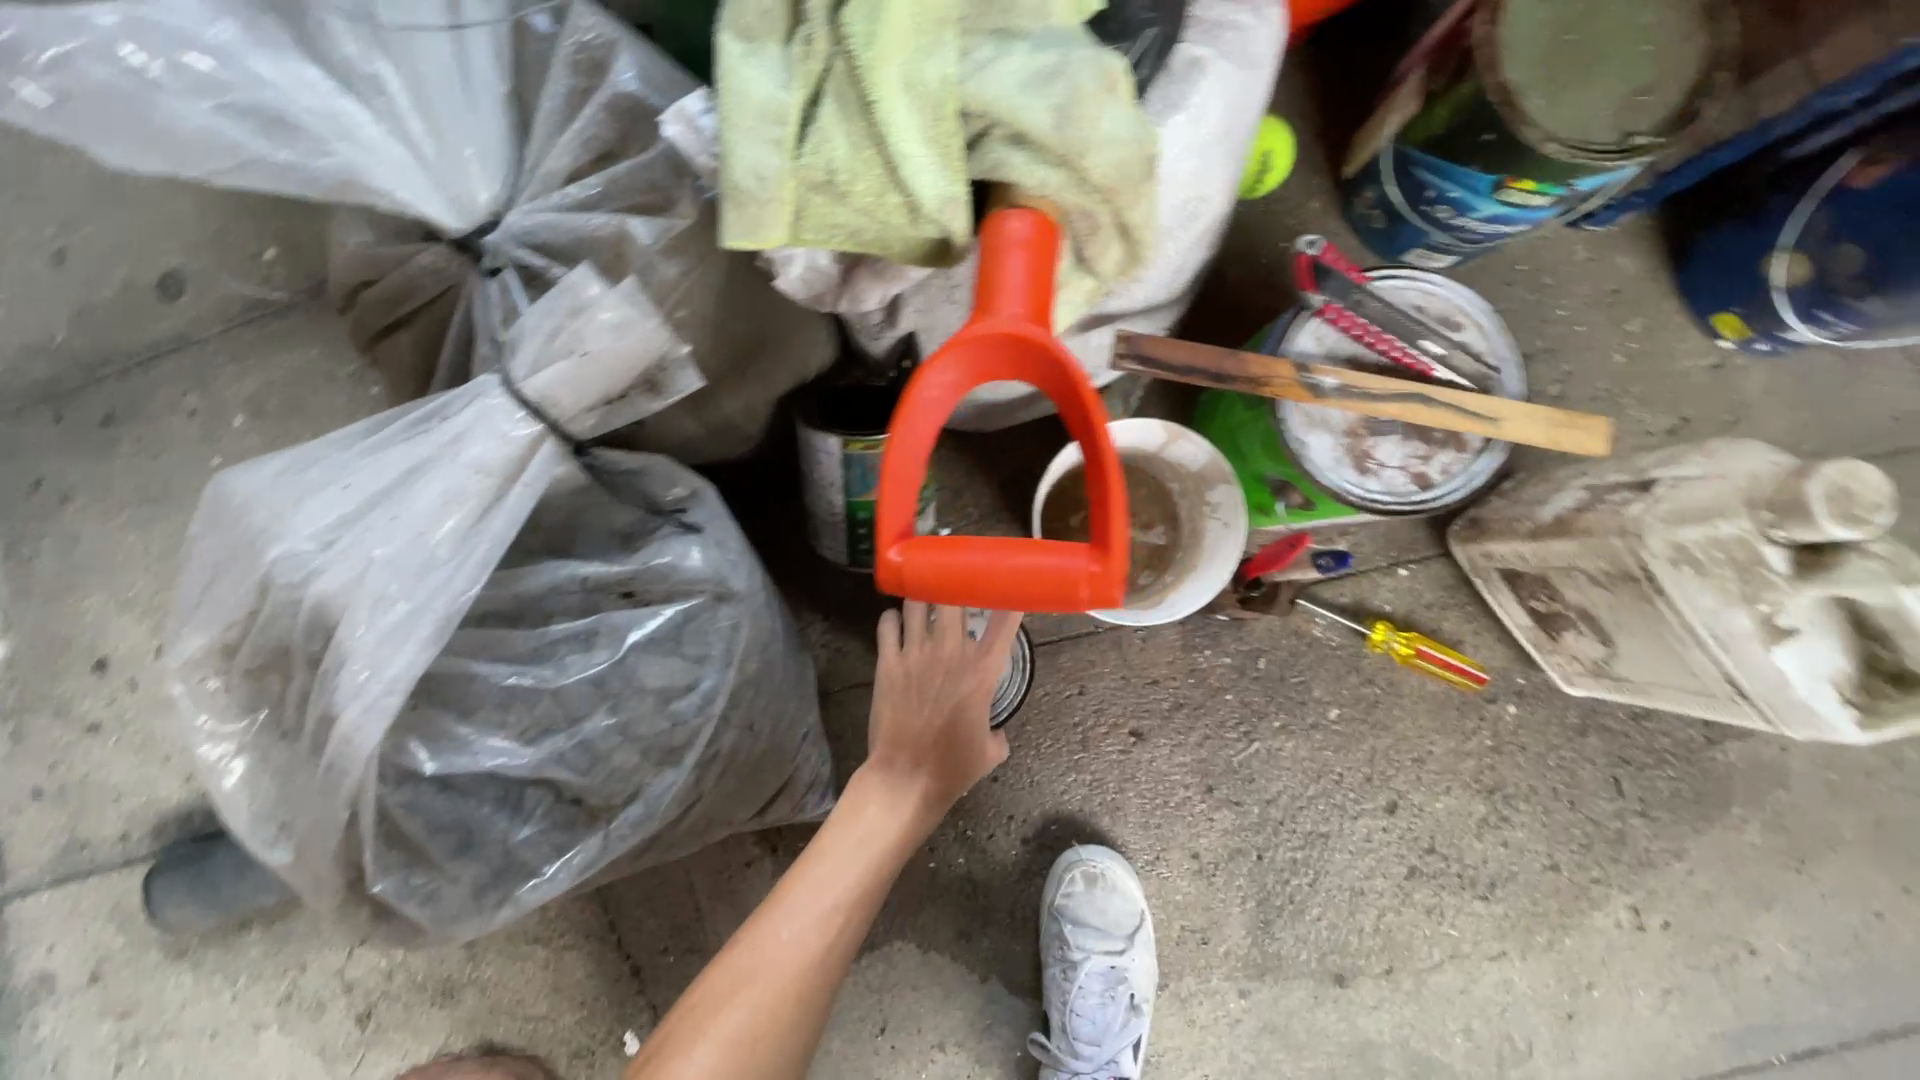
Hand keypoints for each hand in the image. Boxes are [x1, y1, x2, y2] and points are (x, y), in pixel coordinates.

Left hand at [860, 601, 1022, 820]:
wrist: (906, 776)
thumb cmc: (952, 767)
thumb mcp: (990, 752)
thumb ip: (998, 734)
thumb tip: (996, 732)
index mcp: (982, 671)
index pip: (1005, 622)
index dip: (1010, 599)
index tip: (1010, 590)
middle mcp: (950, 653)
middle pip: (955, 598)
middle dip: (956, 587)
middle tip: (956, 584)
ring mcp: (915, 654)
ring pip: (917, 604)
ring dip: (922, 598)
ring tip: (923, 598)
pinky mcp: (887, 662)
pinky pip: (887, 625)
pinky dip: (891, 618)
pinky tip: (894, 622)